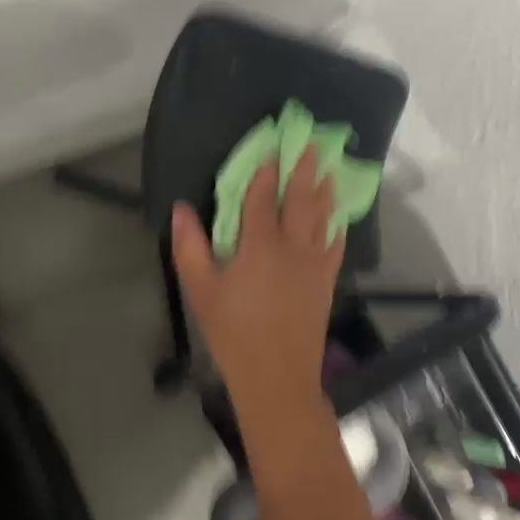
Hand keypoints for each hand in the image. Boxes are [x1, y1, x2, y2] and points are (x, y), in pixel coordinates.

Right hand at [170, 148, 346, 408]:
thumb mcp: (200, 291)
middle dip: (305, 169)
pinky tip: (338, 217)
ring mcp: (314, 264)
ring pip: (323, 218)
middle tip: (313, 142)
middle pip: (301, 200)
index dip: (265, 173)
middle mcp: (292, 248)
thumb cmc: (232, 333)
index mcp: (259, 246)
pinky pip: (335, 245)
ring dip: (325, 190)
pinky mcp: (327, 282)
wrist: (277, 376)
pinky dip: (337, 225)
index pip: (262, 198)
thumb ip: (190, 247)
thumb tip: (181, 209)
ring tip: (330, 168)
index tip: (270, 149)